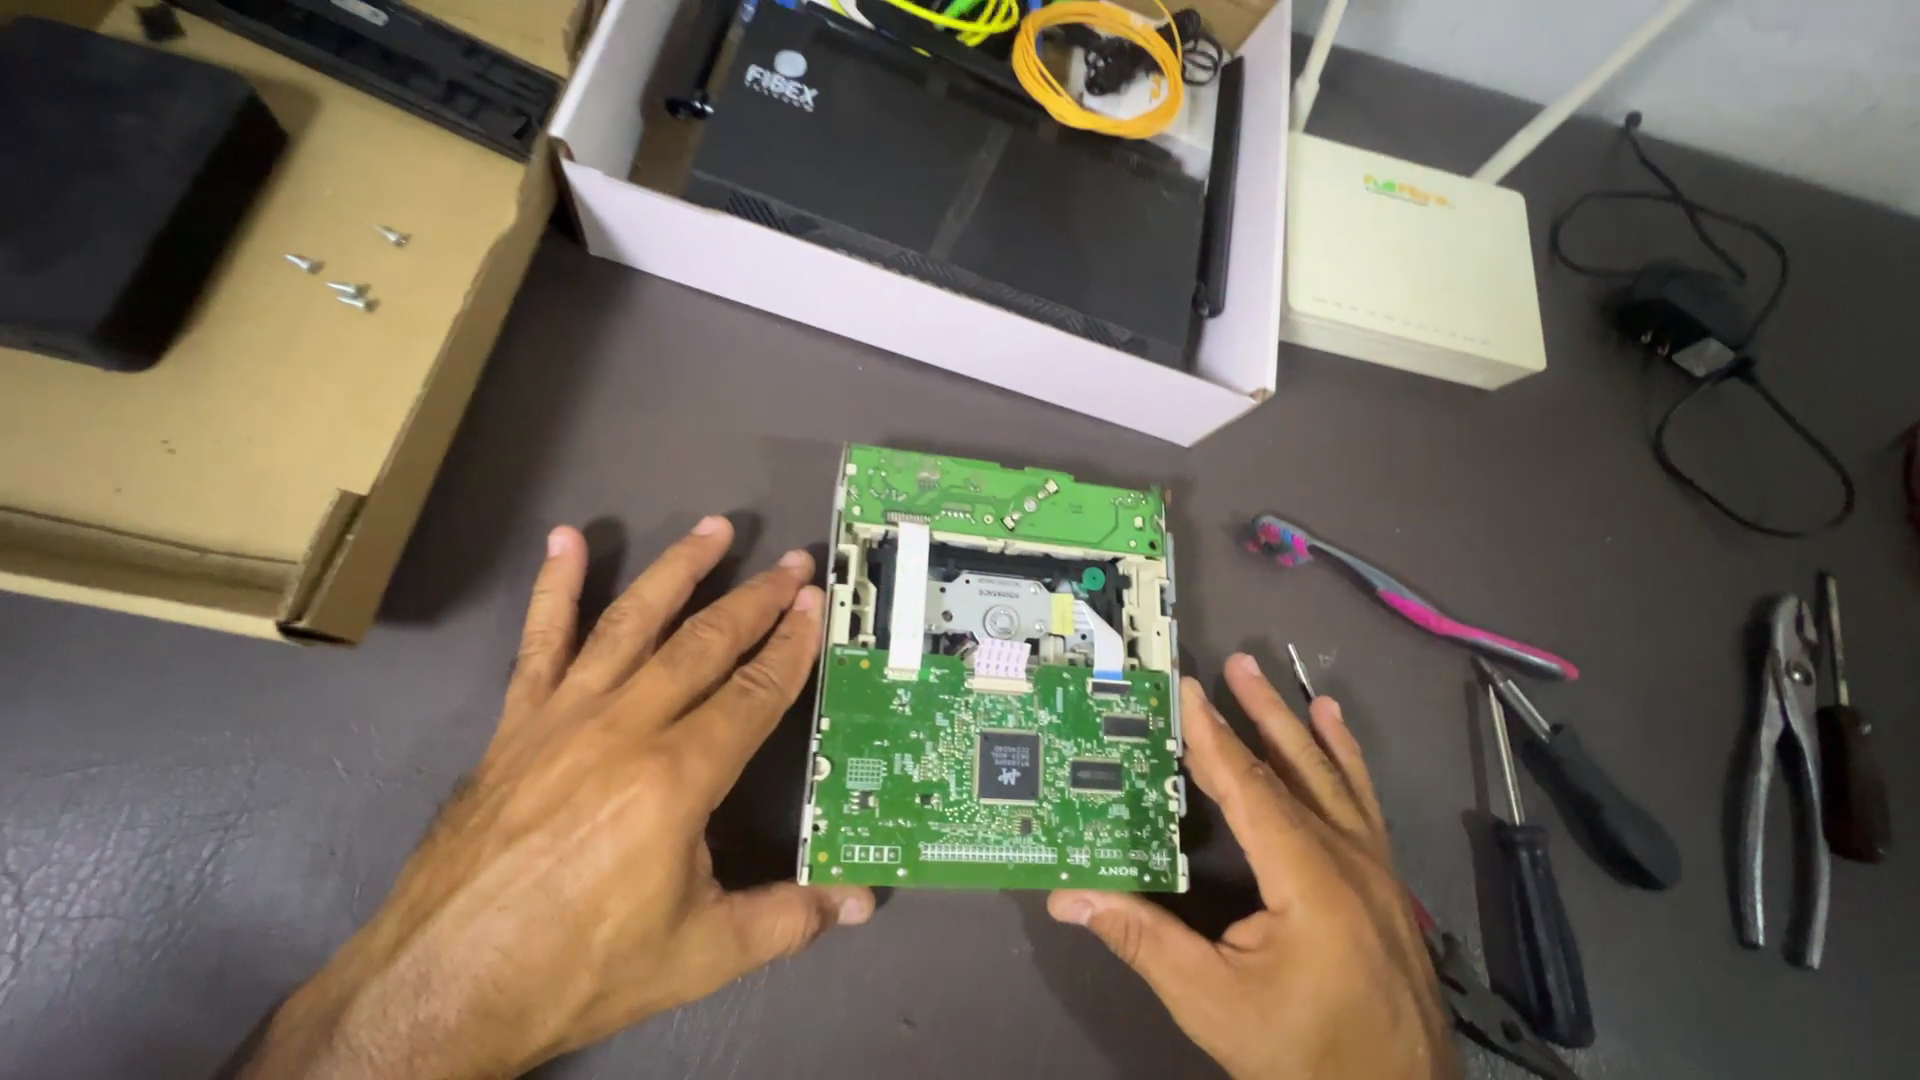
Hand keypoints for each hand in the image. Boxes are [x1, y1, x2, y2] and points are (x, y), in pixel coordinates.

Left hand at [245, 519, 873, 1078]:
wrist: (440, 990)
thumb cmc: (580, 969)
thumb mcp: (702, 954)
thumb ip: (788, 918)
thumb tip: (864, 905)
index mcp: (677, 778)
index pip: (752, 692)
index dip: (791, 646)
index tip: (815, 604)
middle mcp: (624, 728)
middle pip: (704, 644)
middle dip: (756, 599)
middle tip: (791, 561)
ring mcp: (564, 717)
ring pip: (633, 623)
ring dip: (678, 570)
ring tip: (714, 528)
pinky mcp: (516, 723)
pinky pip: (540, 641)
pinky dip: (554, 587)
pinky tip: (566, 540)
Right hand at [1048, 654, 1458, 1079]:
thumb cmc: (1304, 1054)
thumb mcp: (1213, 1003)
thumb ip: (1143, 940)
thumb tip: (1070, 896)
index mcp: (1309, 880)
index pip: (1249, 789)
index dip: (1213, 736)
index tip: (1188, 689)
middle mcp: (1349, 859)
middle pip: (1294, 768)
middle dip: (1259, 712)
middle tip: (1234, 662)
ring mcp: (1376, 868)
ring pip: (1331, 777)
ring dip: (1298, 724)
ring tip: (1273, 680)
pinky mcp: (1385, 882)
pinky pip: (1363, 802)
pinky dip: (1347, 758)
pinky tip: (1335, 730)